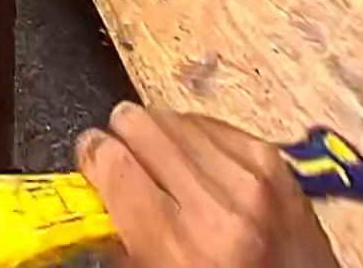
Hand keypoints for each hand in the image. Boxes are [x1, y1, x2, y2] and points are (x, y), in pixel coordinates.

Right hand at [76, 102, 339, 267]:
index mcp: (182, 249)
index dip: (91, 156)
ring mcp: (251, 177)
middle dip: (124, 140)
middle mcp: (218, 206)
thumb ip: (118, 234)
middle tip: (131, 167)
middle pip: (134, 120)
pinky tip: (204, 174)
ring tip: (172, 176)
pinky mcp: (272, 159)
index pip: (108, 157)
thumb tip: (90, 180)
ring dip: (161, 139)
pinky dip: (195, 142)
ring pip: (167, 113)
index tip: (92, 163)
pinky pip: (204, 121)